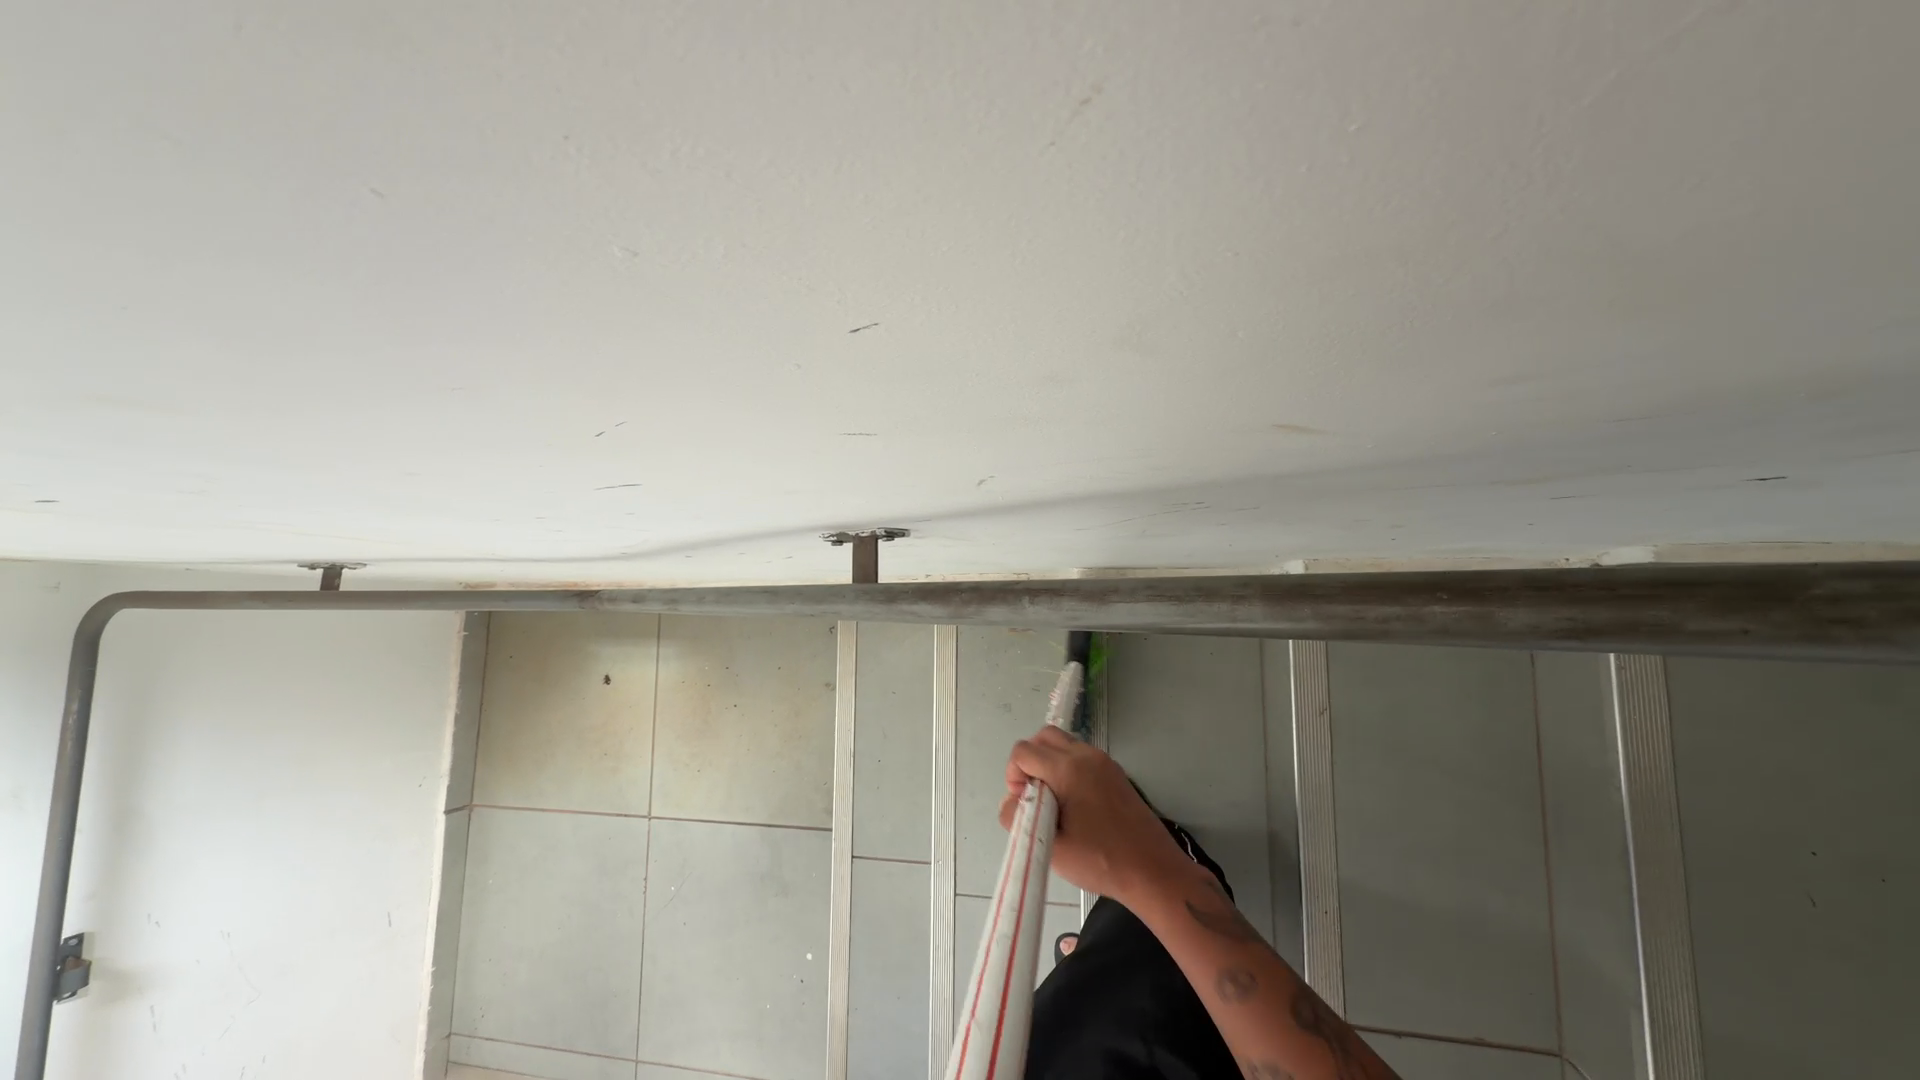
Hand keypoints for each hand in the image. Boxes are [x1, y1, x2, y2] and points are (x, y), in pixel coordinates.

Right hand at [998, 727, 1194, 905]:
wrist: (1153, 871)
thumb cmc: (1100, 860)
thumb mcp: (1049, 846)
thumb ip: (1016, 819)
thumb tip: (1011, 803)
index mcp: (1068, 768)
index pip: (1023, 751)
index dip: (1014, 776)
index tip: (1024, 805)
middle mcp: (1086, 756)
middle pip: (1043, 738)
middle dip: (1029, 763)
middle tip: (1034, 798)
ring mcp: (1104, 762)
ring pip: (1063, 744)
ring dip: (1049, 765)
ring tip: (1053, 804)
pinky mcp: (1116, 774)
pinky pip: (1081, 757)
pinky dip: (1068, 770)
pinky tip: (1075, 806)